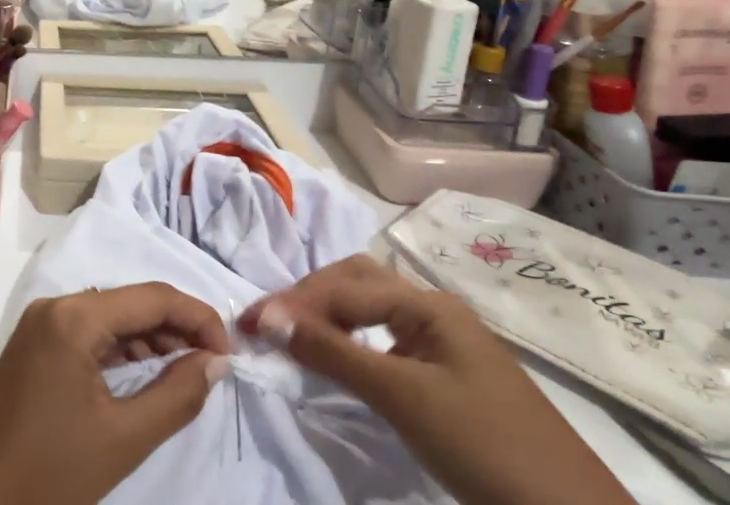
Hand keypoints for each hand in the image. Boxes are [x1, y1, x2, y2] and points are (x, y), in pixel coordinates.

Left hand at [0, 283, 230, 504]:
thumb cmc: (48, 469)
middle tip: (216, 364)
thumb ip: (176, 395)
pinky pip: (89, 334)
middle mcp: (56, 307)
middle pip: (131, 301)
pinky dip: (122, 350)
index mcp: (74, 317)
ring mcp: (40, 326)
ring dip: (152, 338)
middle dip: (178, 326)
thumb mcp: (123, 439)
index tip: (231, 354)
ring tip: (190, 370)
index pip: (153, 297)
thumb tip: (215, 361)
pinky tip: (148, 372)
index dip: (199, 318)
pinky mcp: (34, 347)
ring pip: (111, 317)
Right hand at [240, 256, 632, 504]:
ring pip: (371, 309)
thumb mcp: (401, 396)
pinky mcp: (448, 376)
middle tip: (266, 325)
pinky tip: (336, 360)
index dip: (291, 304)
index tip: (246, 326)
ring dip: (327, 316)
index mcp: (429, 305)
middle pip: (357, 283)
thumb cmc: (483, 446)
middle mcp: (435, 311)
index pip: (342, 288)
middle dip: (307, 296)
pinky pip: (385, 340)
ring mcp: (445, 344)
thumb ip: (333, 351)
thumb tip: (268, 317)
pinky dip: (350, 341)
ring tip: (290, 339)